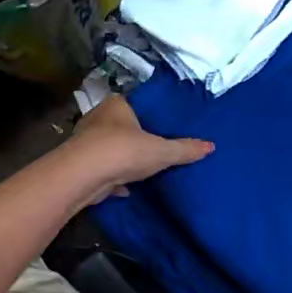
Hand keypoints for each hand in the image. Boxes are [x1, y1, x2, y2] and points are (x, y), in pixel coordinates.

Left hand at [64, 95, 212, 204]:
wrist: (84, 175)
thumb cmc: (124, 151)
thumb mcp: (162, 151)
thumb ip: (185, 149)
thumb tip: (211, 146)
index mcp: (116, 105)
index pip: (135, 103)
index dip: (150, 115)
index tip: (163, 127)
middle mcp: (98, 118)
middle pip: (122, 127)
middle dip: (136, 138)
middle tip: (156, 149)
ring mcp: (85, 141)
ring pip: (110, 149)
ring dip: (123, 160)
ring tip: (142, 169)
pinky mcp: (80, 164)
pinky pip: (101, 170)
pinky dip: (113, 178)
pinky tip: (126, 189)